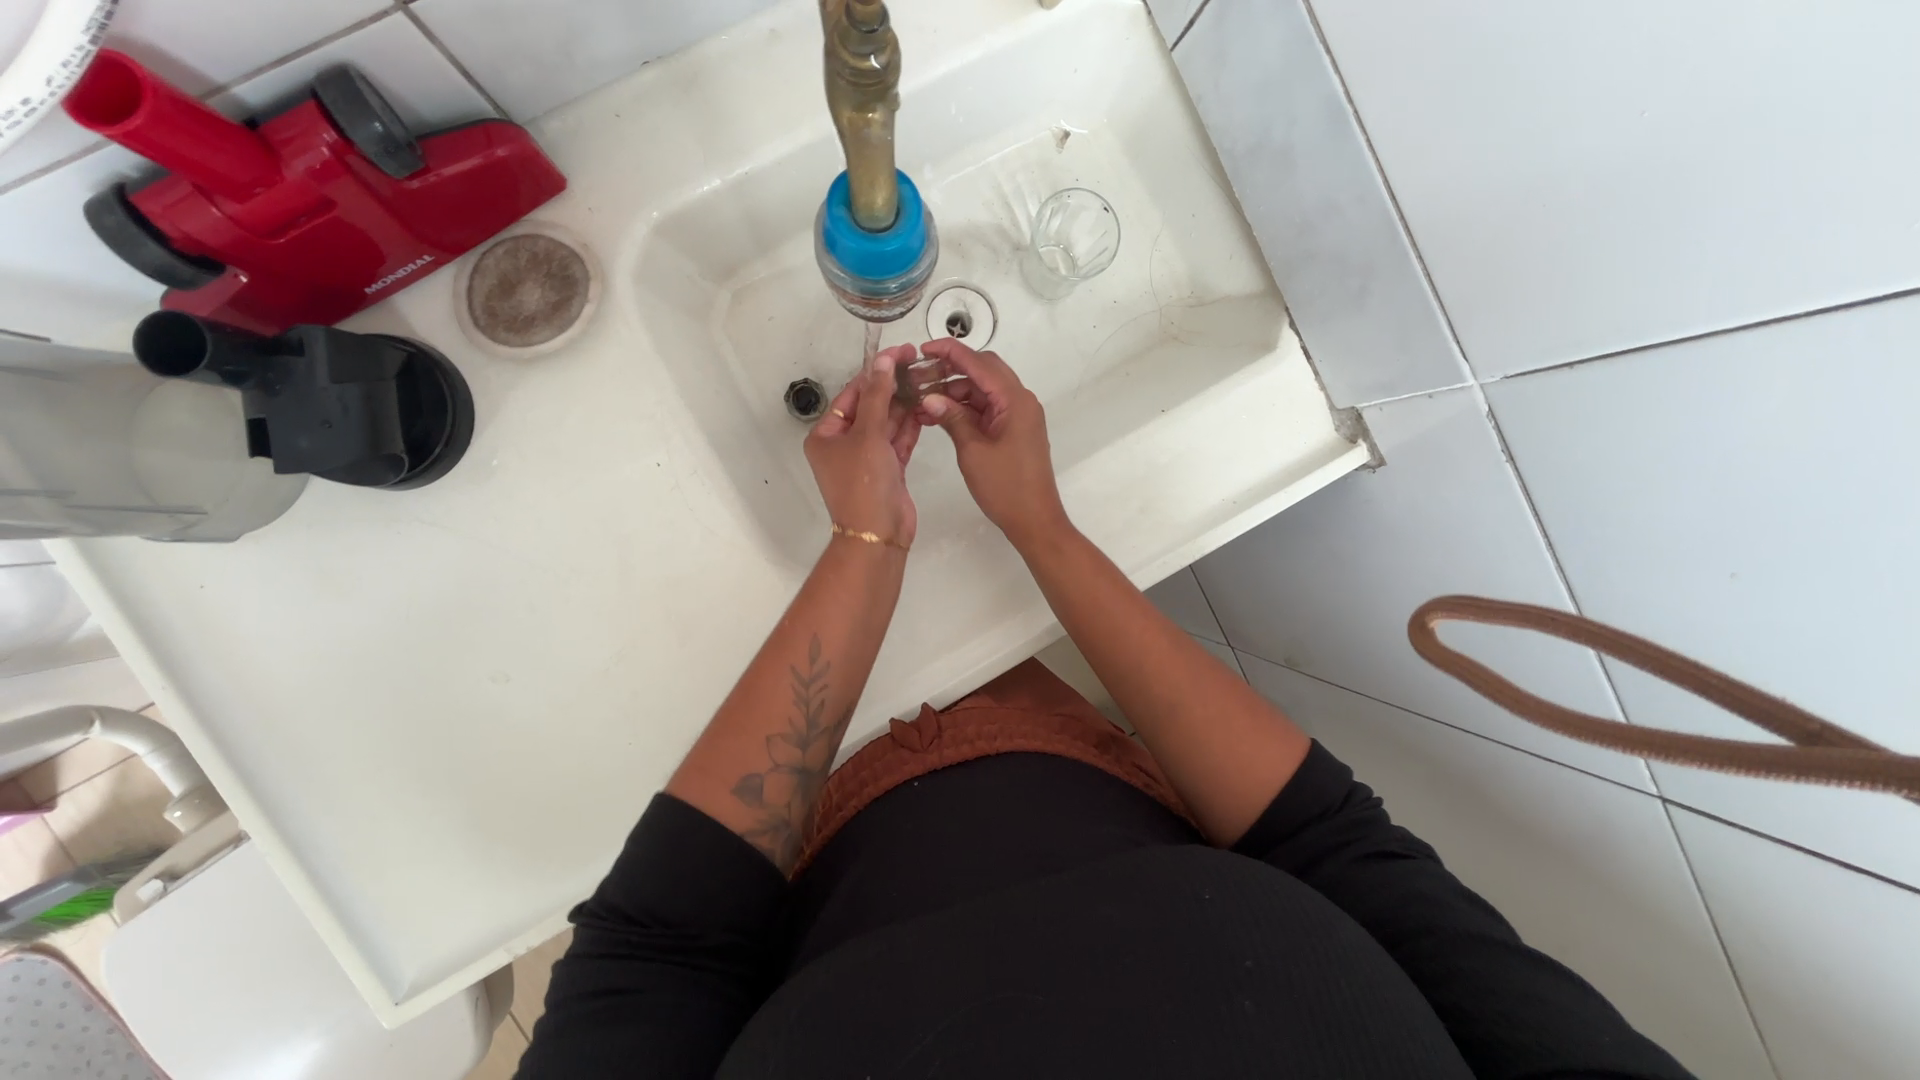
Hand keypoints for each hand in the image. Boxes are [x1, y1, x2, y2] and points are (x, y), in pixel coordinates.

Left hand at [805, 344, 921, 548]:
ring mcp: (867, 458)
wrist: (878, 534)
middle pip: (871, 407)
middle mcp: (843, 445)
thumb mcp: (868, 435)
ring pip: (887, 424)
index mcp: (826, 435)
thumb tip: (883, 362)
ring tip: (927, 381)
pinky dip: (910, 426)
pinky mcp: (888, 470)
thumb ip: (878, 396)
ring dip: (904, 405)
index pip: (852, 394)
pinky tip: (926, 407)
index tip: (901, 353)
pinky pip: (898, 441)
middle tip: (919, 365)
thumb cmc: (863, 484)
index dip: (876, 372)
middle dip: (893, 388)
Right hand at [914, 338, 1069, 549]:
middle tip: (920, 378)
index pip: (980, 363)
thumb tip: (929, 398)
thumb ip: (952, 418)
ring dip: (955, 392)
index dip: (950, 352)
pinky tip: (939, 416)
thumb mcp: (972, 451)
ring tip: (923, 402)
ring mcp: (1018, 416)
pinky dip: (964, 409)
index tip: (922, 349)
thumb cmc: (1005, 487)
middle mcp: (1020, 400)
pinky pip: (987, 409)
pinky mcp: (1014, 430)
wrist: (1034, 520)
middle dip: (951, 370)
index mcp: (1015, 400)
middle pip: (984, 371)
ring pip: (983, 390)